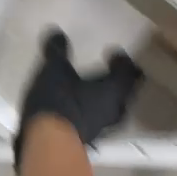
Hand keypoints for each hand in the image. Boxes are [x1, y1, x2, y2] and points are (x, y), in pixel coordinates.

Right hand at [14, 30, 141, 169]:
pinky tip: (76, 109)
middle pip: (125, 91)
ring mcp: (103, 127)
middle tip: (108, 71)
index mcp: (115, 88)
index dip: (122, 60)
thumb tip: (56, 32)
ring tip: (91, 90)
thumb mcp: (54, 70)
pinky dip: (91, 111)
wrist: (47, 143)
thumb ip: (57, 51)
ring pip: (112, 108)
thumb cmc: (58, 101)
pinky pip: (96, 120)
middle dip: (117, 80)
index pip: (129, 70)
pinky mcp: (87, 139)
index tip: (113, 52)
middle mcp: (116, 108)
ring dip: (105, 98)